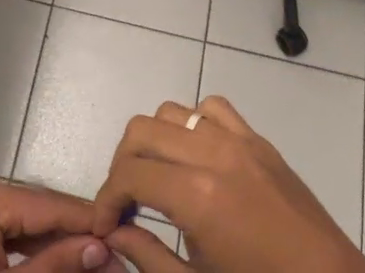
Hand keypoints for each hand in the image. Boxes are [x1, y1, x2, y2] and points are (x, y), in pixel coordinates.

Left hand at [0, 173, 126, 272]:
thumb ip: (55, 266)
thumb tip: (102, 248)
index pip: (53, 205)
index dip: (92, 223)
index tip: (130, 237)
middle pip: (43, 212)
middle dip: (79, 238)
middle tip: (118, 259)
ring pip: (29, 224)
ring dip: (60, 247)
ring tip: (98, 264)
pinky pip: (9, 234)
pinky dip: (34, 252)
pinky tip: (63, 265)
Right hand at [91, 97, 364, 272]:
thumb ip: (147, 256)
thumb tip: (112, 233)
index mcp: (198, 196)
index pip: (129, 175)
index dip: (106, 198)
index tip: (105, 225)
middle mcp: (214, 154)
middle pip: (142, 131)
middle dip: (122, 164)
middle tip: (125, 202)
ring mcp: (240, 140)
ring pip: (173, 111)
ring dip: (154, 140)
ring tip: (157, 177)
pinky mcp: (259, 140)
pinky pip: (213, 107)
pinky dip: (193, 123)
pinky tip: (195, 156)